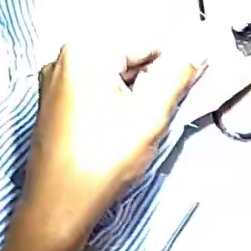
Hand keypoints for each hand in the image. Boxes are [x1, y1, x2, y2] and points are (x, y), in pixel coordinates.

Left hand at [15, 42, 198, 250]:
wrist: (59, 205)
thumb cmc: (104, 160)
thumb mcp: (151, 114)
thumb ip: (178, 76)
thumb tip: (197, 50)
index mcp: (84, 50)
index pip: (145, 44)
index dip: (169, 68)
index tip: (181, 91)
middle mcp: (62, 59)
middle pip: (125, 59)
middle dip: (149, 83)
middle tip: (157, 115)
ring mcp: (53, 83)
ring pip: (110, 78)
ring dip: (133, 97)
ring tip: (137, 128)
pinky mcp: (52, 106)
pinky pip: (93, 93)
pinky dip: (113, 106)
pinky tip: (119, 132)